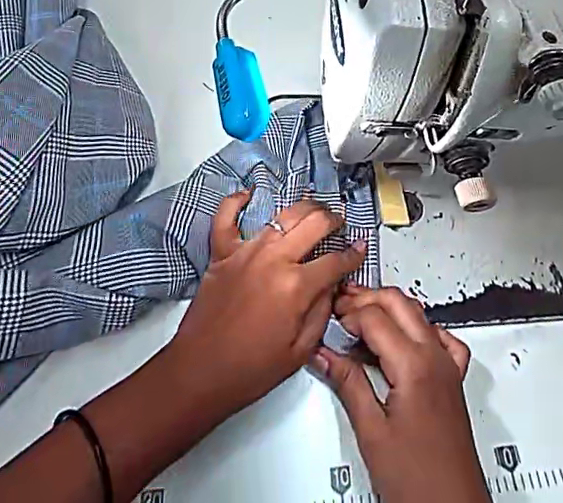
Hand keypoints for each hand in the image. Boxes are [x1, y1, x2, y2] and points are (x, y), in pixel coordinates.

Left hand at [160, 190, 364, 417]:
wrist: (201, 369)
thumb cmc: (250, 369)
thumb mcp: (300, 350)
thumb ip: (320, 312)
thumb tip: (330, 287)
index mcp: (296, 287)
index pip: (335, 261)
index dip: (353, 254)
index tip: (360, 248)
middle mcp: (273, 260)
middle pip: (312, 225)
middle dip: (332, 219)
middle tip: (339, 221)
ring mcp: (246, 251)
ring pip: (280, 216)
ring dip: (301, 208)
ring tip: (312, 208)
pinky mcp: (222, 252)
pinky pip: (226, 217)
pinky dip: (235, 203)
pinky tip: (246, 194)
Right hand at [315, 285, 486, 502]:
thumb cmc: (421, 486)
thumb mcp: (371, 431)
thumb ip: (347, 383)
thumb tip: (324, 353)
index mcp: (415, 366)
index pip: (373, 316)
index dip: (346, 313)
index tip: (328, 319)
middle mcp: (436, 360)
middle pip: (398, 303)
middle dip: (365, 299)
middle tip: (339, 309)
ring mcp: (448, 369)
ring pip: (417, 314)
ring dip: (387, 308)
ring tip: (359, 317)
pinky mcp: (452, 382)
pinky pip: (440, 338)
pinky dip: (417, 327)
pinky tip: (401, 337)